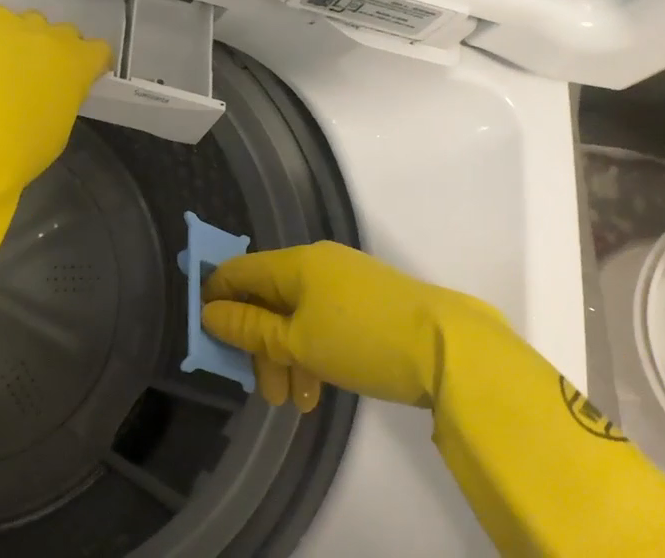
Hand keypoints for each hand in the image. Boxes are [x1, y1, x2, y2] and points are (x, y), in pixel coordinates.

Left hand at [0, 4, 114, 191]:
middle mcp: (53, 37)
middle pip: (63, 33)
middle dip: (55, 50)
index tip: (80, 76)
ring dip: (24, 38)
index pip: (99, 50)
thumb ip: (64, 97)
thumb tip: (54, 91)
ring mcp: (17, 27)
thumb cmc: (23, 149)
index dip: (90, 63)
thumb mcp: (60, 125)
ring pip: (29, 22)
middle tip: (38, 74)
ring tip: (6, 63)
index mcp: (79, 64)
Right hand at [202, 241, 504, 411]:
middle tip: (265, 390)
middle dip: (259, 346)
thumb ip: (250, 329)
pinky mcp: (370, 304)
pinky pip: (324, 322)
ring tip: (296, 402)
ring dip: (287, 357)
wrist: (455, 351)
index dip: (216, 300)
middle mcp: (317, 264)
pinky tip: (319, 390)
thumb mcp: (299, 342)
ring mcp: (346, 282)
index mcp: (295, 262)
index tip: (209, 339)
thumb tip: (209, 312)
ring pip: (297, 316)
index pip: (237, 271)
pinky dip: (314, 353)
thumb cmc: (364, 340)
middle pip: (267, 299)